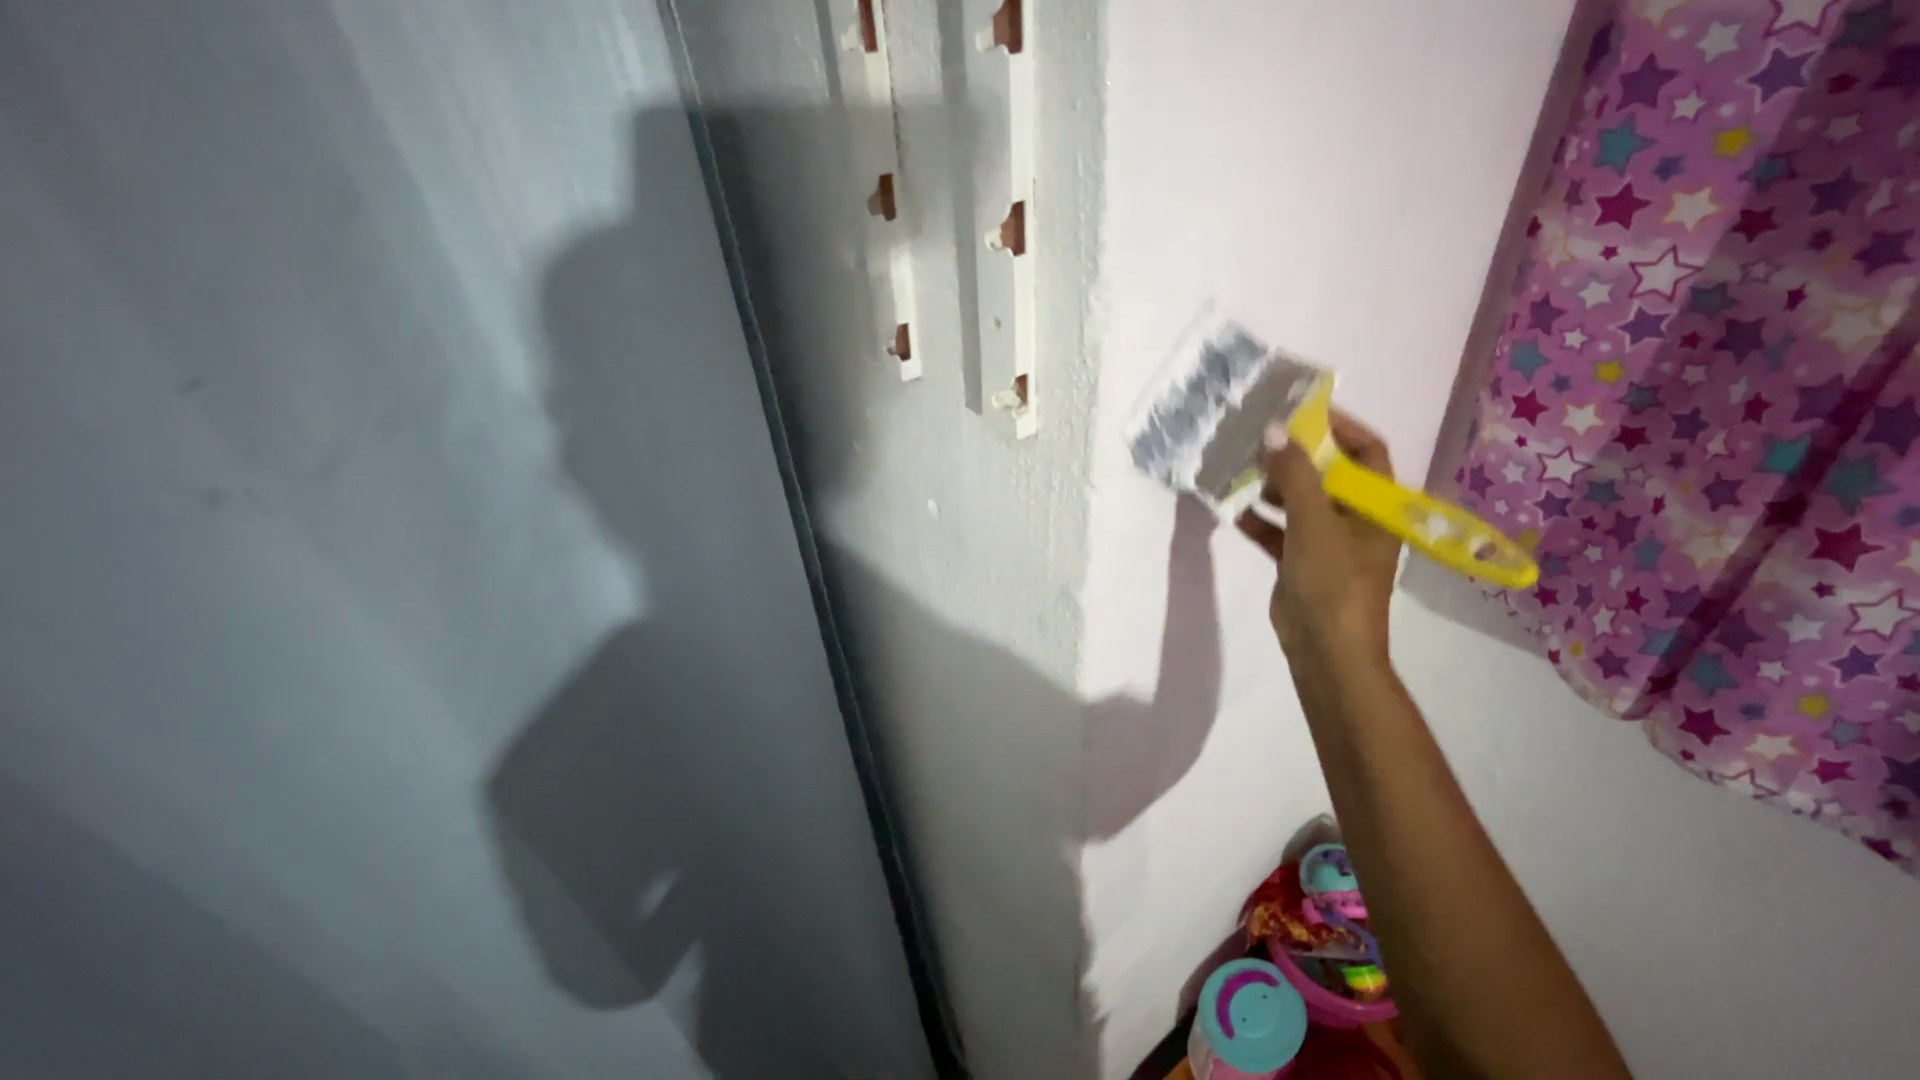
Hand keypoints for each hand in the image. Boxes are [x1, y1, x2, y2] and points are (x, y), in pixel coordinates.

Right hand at [1236, 412, 1401, 669]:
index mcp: (1376, 506)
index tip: (1301, 413)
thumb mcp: (1314, 523)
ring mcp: (1328, 543)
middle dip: (1295, 455)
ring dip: (1273, 487)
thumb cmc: (1333, 583)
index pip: (1367, 450)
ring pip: (1300, 502)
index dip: (1340, 427)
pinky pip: (1281, 532)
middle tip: (1258, 438)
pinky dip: (1261, 520)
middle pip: (1328, 474)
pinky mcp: (1302, 564)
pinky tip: (1234, 510)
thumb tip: (1274, 430)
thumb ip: (1294, 475)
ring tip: (1240, 468)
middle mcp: (1356, 519)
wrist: (1327, 650)